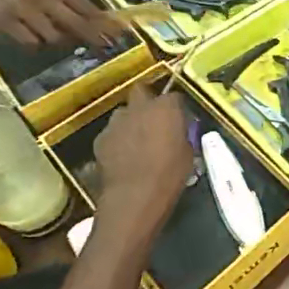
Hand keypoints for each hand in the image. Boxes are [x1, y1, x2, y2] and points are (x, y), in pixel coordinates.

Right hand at [0, 0, 120, 48]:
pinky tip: (25, 33)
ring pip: (54, 37)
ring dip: (55, 40)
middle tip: (104, 46)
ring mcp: (26, 11)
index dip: (105, 23)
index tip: (119, 33)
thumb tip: (93, 19)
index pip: (87, 7)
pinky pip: (31, 42)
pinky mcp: (7, 23)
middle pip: (77, 24)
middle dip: (93, 37)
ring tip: (43, 30)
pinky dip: (33, 43)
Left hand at [95, 85, 191, 226]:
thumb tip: (177, 131)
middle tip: (155, 120)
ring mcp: (116, 121)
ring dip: (131, 121)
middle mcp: (139, 107)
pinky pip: (112, 132)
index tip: (181, 120)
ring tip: (137, 140)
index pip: (175, 96)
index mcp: (166, 107)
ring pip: (124, 112)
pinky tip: (123, 156)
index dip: (178, 108)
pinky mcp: (100, 138)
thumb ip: (181, 135)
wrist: (134, 197)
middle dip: (148, 100)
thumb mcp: (188, 153)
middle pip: (142, 91)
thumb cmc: (169, 175)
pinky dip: (118, 139)